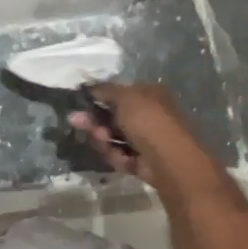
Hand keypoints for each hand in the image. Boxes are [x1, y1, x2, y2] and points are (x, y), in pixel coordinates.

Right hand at [70, 82, 206, 185]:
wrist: (169, 159)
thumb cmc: (148, 120)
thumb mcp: (124, 97)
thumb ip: (104, 90)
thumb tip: (89, 87)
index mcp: (149, 95)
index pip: (119, 94)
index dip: (98, 98)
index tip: (80, 103)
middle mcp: (148, 115)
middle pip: (112, 117)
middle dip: (95, 121)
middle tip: (78, 122)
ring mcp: (146, 139)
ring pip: (113, 138)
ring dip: (104, 139)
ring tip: (103, 140)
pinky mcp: (142, 161)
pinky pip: (121, 155)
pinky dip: (117, 156)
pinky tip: (121, 157)